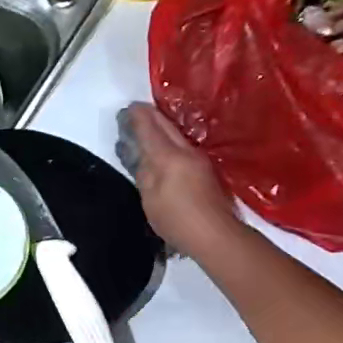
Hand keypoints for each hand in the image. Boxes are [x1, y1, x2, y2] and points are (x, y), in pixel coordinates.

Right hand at [120, 103, 239, 257]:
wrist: (214, 234)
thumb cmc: (176, 219)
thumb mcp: (150, 199)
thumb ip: (144, 174)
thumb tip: (143, 158)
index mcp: (168, 157)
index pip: (150, 130)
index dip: (138, 117)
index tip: (128, 108)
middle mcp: (186, 151)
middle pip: (167, 126)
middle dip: (151, 116)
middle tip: (137, 111)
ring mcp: (199, 160)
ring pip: (177, 135)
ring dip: (162, 127)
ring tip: (149, 126)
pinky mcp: (206, 170)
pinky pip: (184, 146)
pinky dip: (171, 141)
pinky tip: (165, 148)